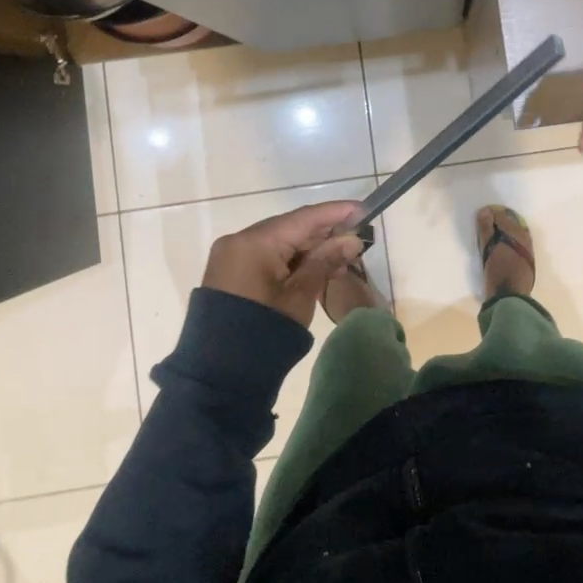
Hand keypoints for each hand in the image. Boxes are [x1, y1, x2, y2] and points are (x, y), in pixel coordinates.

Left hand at [201, 201, 366, 326]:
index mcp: (254, 241)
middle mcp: (239, 241)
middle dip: (324, 234)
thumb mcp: (301, 294)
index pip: (303, 218)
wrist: (220, 373)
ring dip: (309, 250)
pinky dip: (290, 261)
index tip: (362, 210)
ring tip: (340, 262)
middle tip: (355, 242)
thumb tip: (352, 240)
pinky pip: (265, 257)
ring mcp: (231, 257)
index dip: (335, 213)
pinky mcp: (229, 273)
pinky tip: (314, 270)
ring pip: (278, 243)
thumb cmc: (265, 330)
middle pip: (290, 228)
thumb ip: (326, 261)